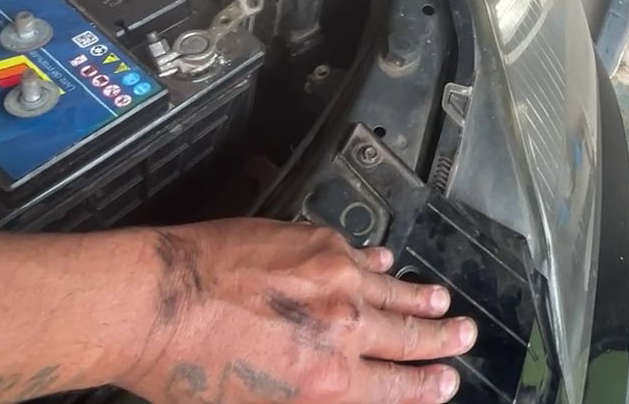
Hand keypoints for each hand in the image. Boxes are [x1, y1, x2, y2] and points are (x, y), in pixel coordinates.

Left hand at [118, 218, 476, 403]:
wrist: (160, 300)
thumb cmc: (186, 373)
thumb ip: (304, 397)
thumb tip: (340, 388)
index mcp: (325, 381)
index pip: (393, 387)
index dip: (425, 386)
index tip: (449, 381)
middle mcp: (343, 327)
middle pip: (406, 334)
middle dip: (440, 338)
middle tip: (467, 336)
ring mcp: (336, 277)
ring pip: (393, 289)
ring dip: (421, 298)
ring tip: (444, 301)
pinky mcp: (320, 241)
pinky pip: (363, 256)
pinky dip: (379, 264)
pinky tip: (389, 264)